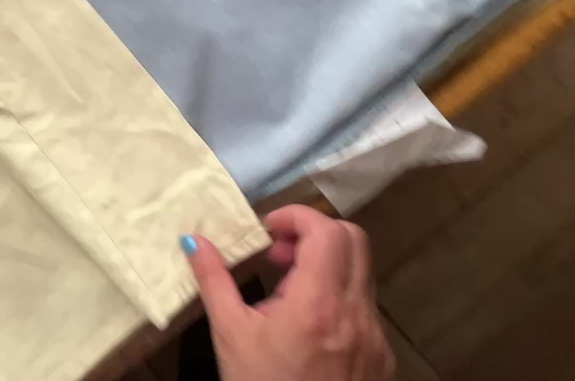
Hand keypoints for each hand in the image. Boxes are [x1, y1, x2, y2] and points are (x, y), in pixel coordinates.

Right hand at [184, 207, 394, 380]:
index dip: (297, 216)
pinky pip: (364, 305)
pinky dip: (337, 294)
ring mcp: (375, 338)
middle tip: (279, 252)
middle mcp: (356, 315)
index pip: (327, 232)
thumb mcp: (229, 333)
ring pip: (362, 272)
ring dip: (326, 263)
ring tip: (288, 287)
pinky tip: (308, 323)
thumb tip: (193, 239)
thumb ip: (213, 278)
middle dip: (314, 233)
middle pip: (354, 241)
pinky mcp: (381, 359)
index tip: (267, 231)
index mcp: (318, 304)